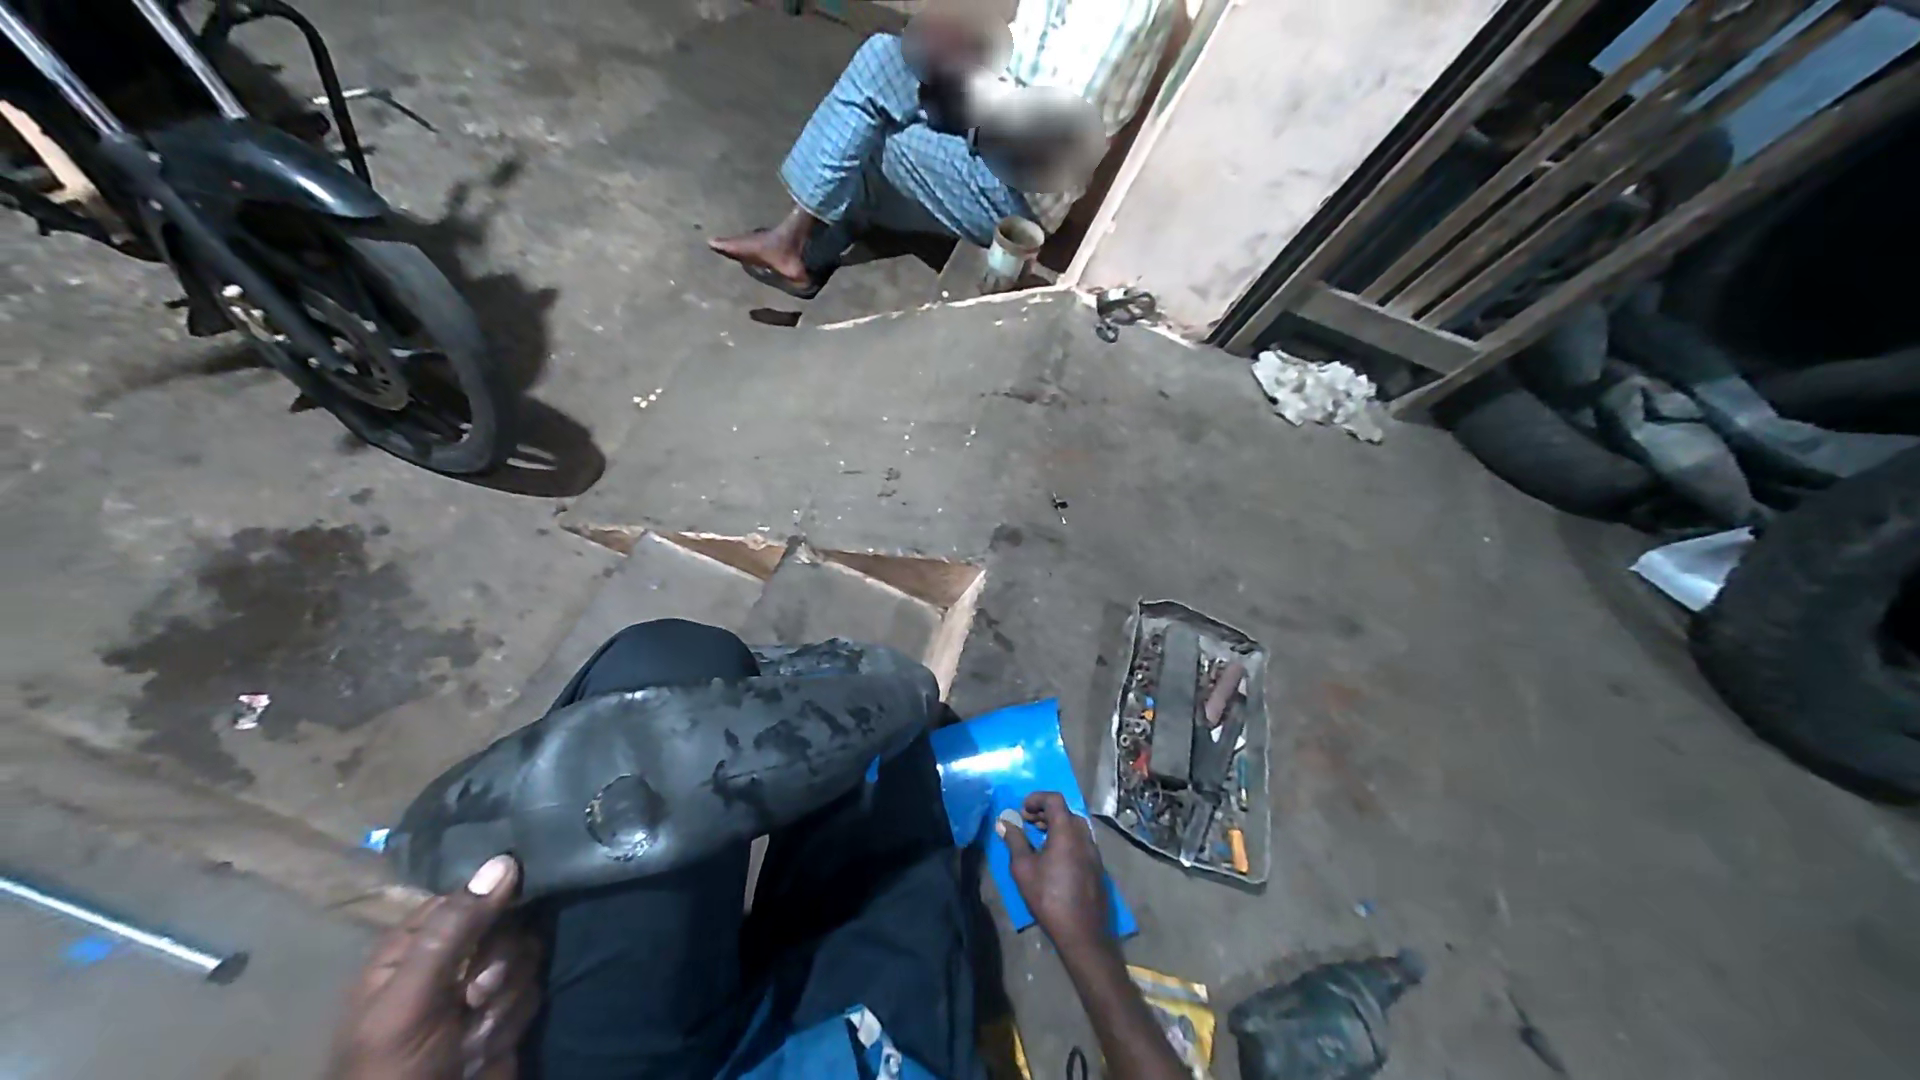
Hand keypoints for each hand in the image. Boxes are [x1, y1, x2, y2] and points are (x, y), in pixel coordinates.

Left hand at [329, 855, 543, 1079]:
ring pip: (526, 955)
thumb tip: (505, 860)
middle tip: (473, 997)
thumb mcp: (410, 1001)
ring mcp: (480, 983)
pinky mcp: (505, 1008)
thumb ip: (453, 931)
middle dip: (499, 964)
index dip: (493, 903)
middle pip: (508, 923)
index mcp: (412, 946)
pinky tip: (484, 1048)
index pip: (471, 893)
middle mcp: (450, 957)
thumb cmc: (393, 1070)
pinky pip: (532, 989)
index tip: (498, 923)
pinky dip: (511, 1020)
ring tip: (473, 1036)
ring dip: (504, 999)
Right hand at [999, 792, 1112, 956]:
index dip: (1037, 798)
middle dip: (1045, 812)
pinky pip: (1081, 842)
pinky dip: (1066, 839)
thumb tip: (1004, 822)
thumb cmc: (1049, 897)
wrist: (1082, 933)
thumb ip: (1014, 840)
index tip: (1023, 809)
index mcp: (1067, 831)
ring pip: (1075, 827)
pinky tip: (1053, 857)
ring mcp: (1094, 852)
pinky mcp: (1097, 867)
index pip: (1054, 799)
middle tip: (1027, 822)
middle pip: (1065, 812)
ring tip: (1037, 838)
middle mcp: (1084, 836)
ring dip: (1056, 826)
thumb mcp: (1023, 868)